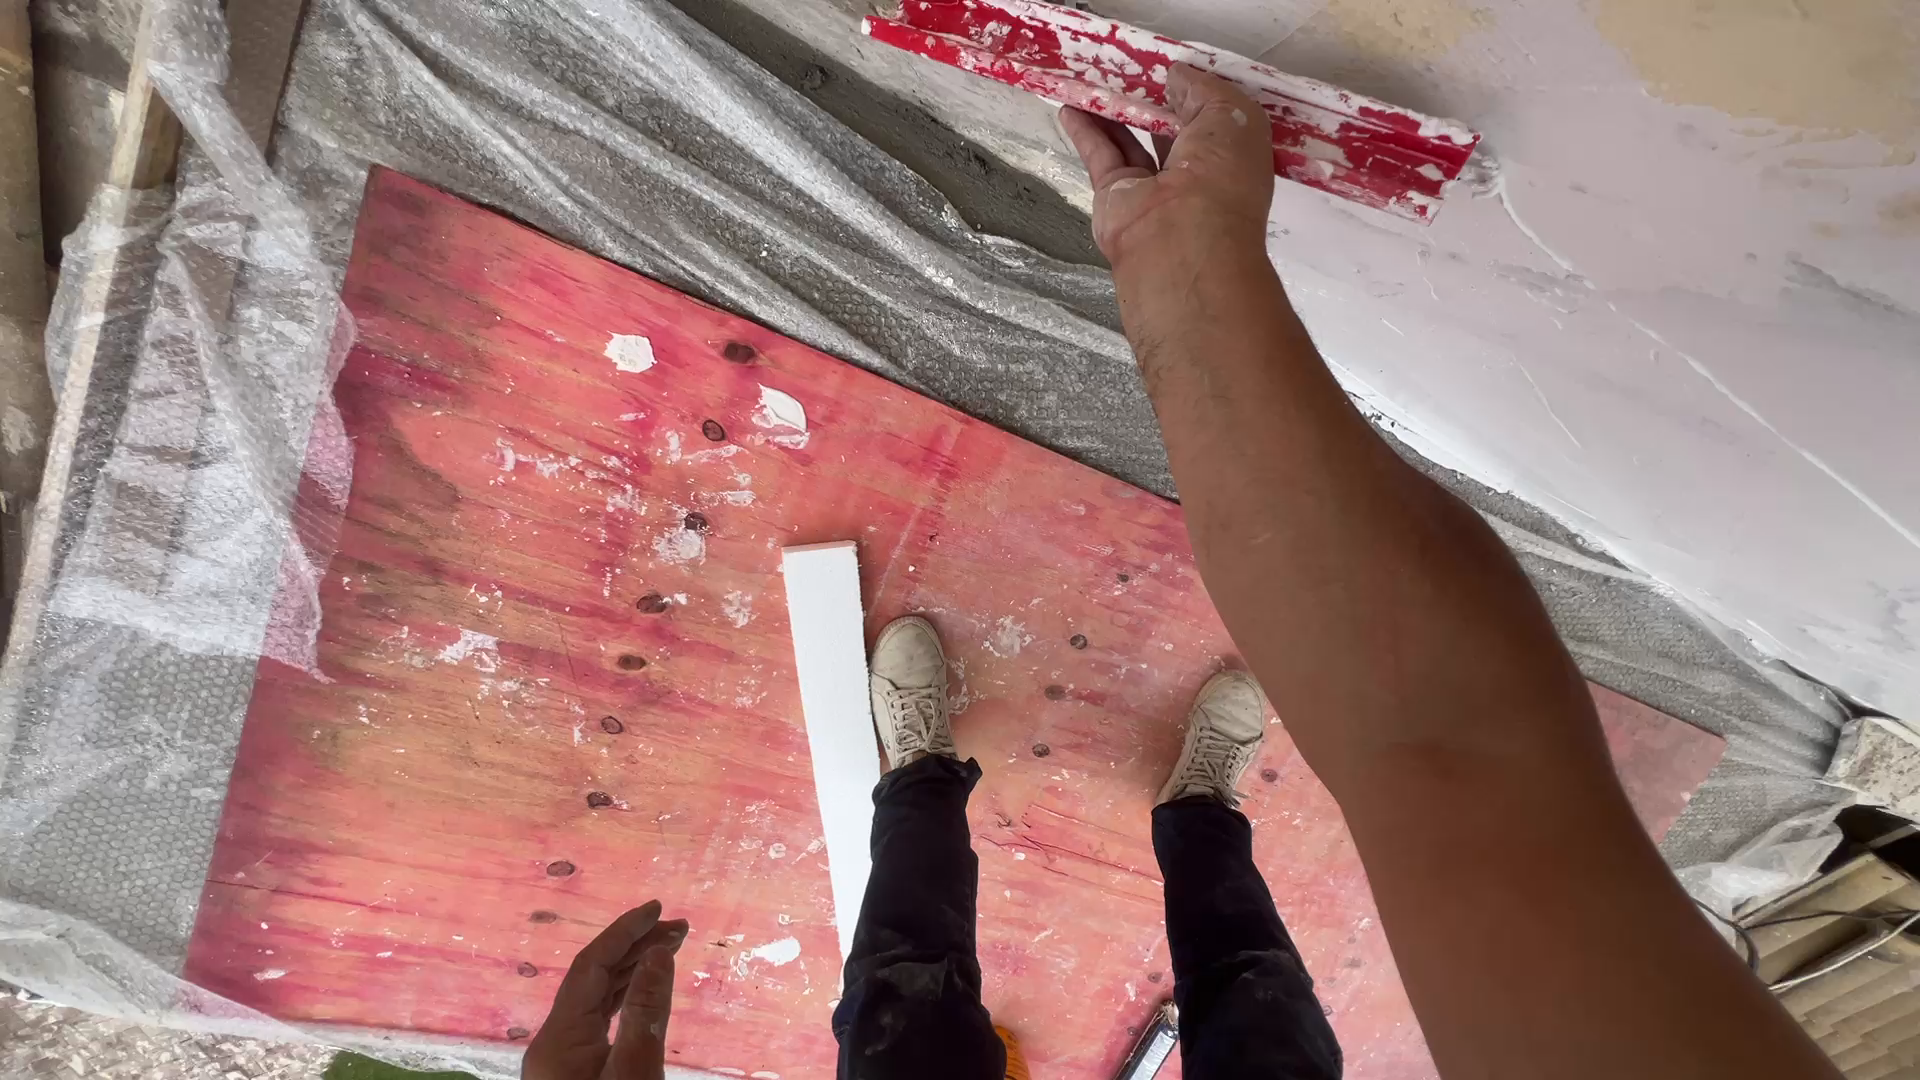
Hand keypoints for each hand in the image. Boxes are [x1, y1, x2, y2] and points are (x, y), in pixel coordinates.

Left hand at [522, 901, 689, 1079]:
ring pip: (597, 995)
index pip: (592, 964)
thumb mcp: (634, 1073)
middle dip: (637, 944)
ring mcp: (561, 1059)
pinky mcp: (573, 1073)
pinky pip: (600, 1016)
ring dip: (635, 966)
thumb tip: (659, 950)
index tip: (659, 907)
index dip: (625, 930)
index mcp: (558, 1037)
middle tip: (680, 927)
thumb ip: (646, 1010)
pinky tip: (648, 987)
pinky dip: (627, 992)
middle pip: (594, 976)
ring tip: (673, 947)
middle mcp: (553, 1041)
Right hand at [1058, 64, 1274, 263]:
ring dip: (1112, 113)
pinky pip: (1099, 156)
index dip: (1191, 95)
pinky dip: (1085, 132)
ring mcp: (1150, 189)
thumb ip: (1202, 90)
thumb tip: (1176, 77)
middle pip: (1165, 133)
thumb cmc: (1220, 176)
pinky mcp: (1115, 195)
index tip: (1171, 73)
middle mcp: (1190, 177)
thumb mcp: (1229, 115)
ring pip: (1129, 142)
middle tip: (1131, 74)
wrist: (1181, 242)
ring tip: (1095, 84)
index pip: (1209, 122)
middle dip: (1150, 104)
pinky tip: (1071, 108)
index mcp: (1227, 159)